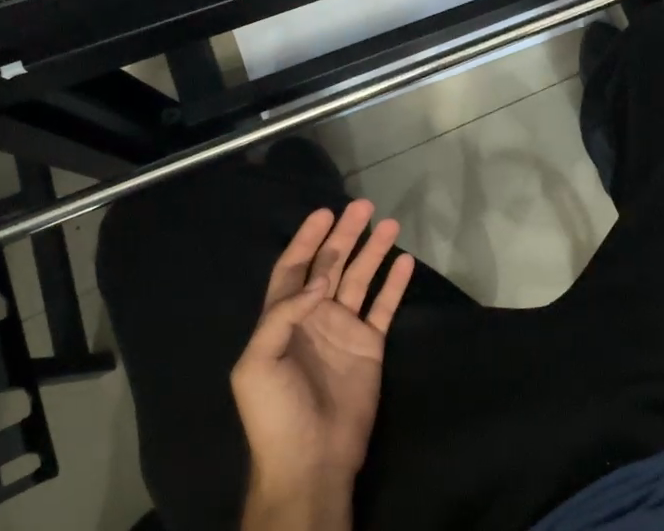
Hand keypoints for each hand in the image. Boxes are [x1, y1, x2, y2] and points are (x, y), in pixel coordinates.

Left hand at [232, 199, 413, 513]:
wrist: (311, 457)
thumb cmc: (275, 412)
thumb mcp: (258, 364)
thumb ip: (282, 316)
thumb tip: (320, 281)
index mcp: (282, 321)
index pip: (294, 271)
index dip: (307, 241)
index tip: (324, 212)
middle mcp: (314, 318)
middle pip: (331, 266)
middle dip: (345, 236)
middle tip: (364, 206)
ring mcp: (344, 330)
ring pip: (360, 280)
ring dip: (374, 252)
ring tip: (391, 224)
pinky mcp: (370, 345)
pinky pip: (384, 306)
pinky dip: (395, 284)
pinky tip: (405, 262)